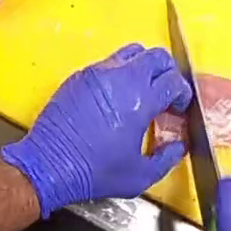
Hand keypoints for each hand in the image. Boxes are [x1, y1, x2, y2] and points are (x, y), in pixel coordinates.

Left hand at [0, 44, 193, 217]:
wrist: (49, 167)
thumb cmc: (94, 173)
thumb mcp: (139, 177)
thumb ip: (165, 160)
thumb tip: (177, 147)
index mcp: (140, 99)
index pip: (173, 80)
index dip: (182, 94)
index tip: (178, 108)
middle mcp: (120, 78)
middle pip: (156, 56)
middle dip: (167, 72)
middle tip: (165, 93)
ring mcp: (96, 74)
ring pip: (130, 53)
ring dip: (142, 68)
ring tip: (140, 91)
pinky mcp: (77, 78)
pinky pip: (105, 65)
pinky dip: (117, 75)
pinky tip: (114, 98)